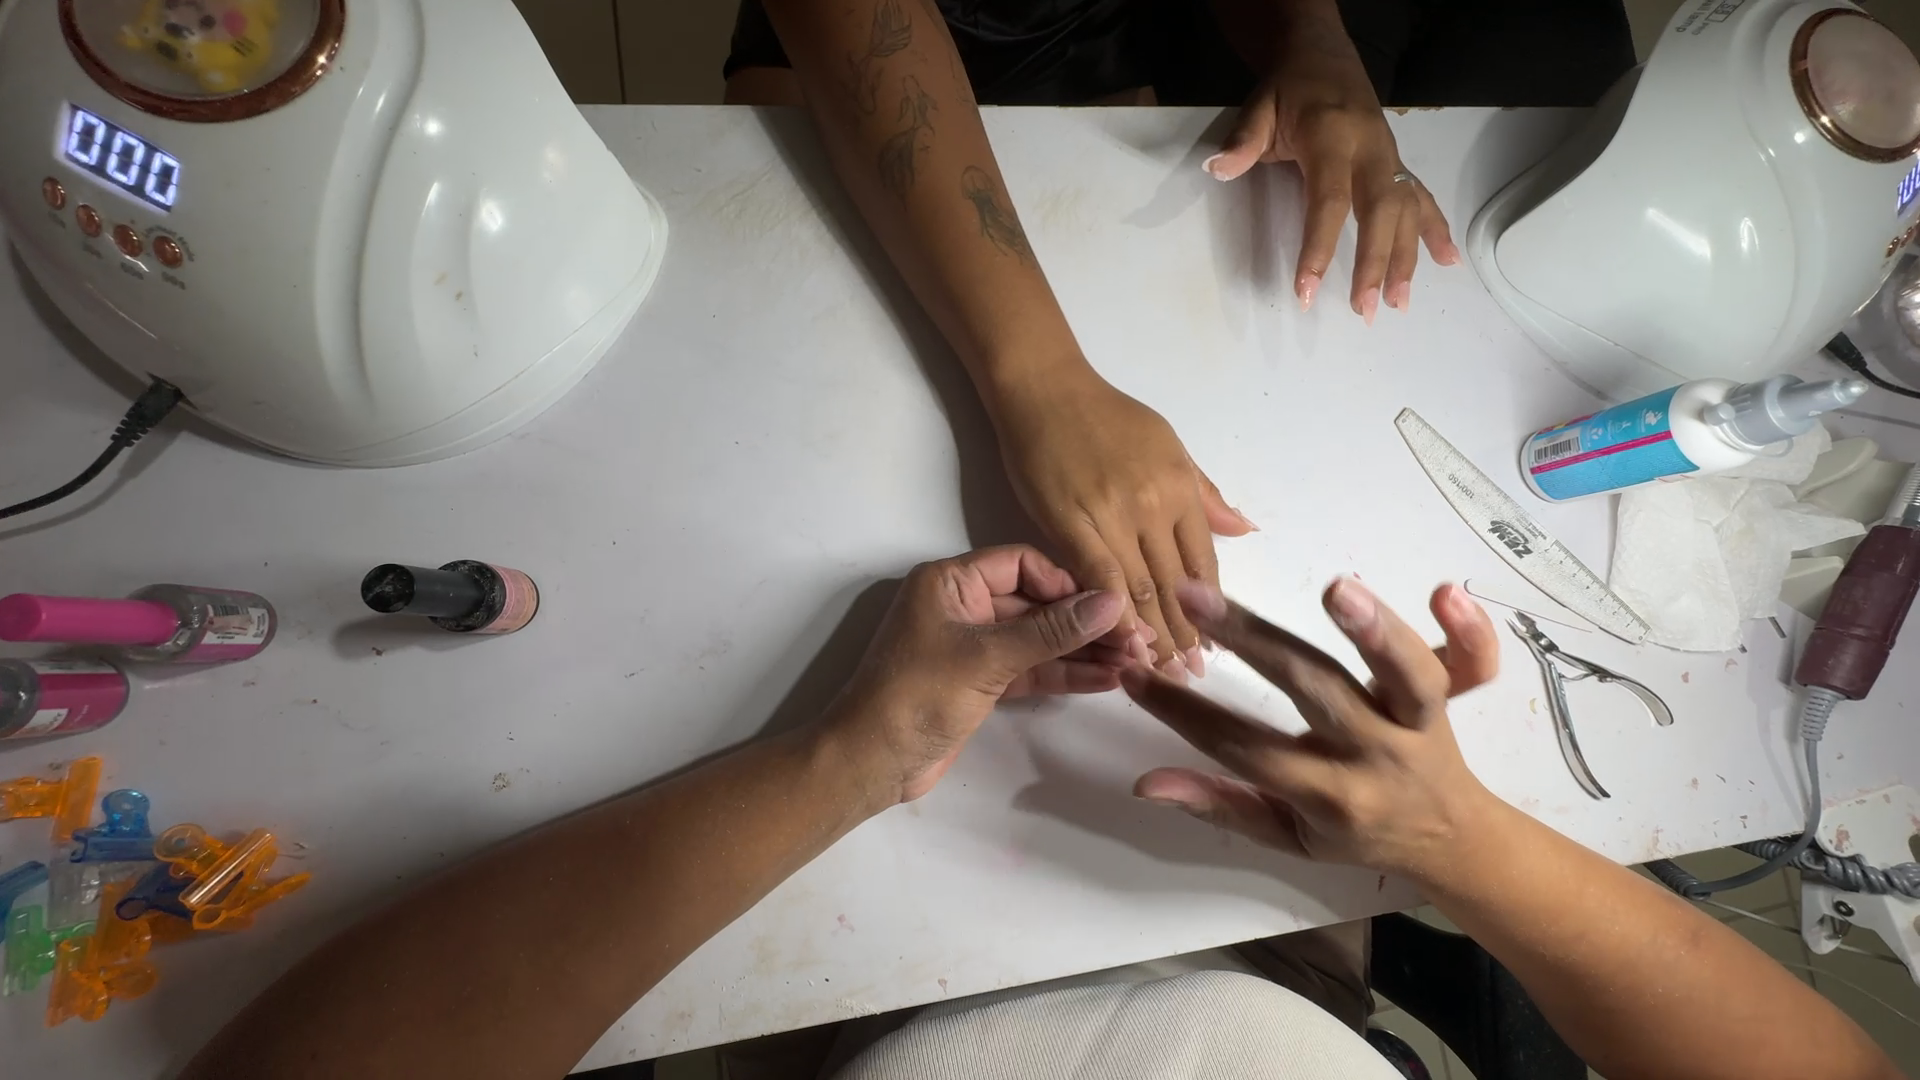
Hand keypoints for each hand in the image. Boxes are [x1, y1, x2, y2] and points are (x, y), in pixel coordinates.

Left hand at [829, 545, 1126, 803]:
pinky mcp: (983, 681)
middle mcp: (965, 605)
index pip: (1022, 564)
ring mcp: (976, 645)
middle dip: (1084, 621)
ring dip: (1082, 649)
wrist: (874, 762)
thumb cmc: (919, 695)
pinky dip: (1064, 672)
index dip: (1067, 582)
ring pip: (1038, 638)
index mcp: (951, 581)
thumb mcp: (987, 657)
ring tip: (1134, 660)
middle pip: (1036, 602)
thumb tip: (1112, 603)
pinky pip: (1031, 667)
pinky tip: (1106, 679)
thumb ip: (1051, 630)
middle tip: (1137, 637)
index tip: (1111, 605)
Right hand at [992, 372, 1255, 678]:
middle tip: (1193, 676)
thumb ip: (1203, 492)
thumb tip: (1244, 529)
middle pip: (1177, 585)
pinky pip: (1098, 578)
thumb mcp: (1167, 444)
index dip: (1210, 609)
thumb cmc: (1105, 417)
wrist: (1045, 391)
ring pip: (1141, 589)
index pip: (1203, 562)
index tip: (1213, 645)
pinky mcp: (1070, 523)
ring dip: (1154, 635)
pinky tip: (1123, 642)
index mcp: (1181, 487)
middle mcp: (1155, 505)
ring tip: (1164, 672)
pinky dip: (1113, 614)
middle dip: (1186, 635)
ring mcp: (1114, 515)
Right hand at [1123, 576, 1501, 879]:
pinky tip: (1444, 591)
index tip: (1134, 670)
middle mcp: (1377, 755)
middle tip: (1193, 595)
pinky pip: (1474, 668)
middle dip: (1251, 640)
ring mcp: (1421, 725)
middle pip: (1315, 692)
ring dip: (1373, 631)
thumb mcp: (1284, 836)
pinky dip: (1470, 633)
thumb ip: (1220, 805)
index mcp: (1330, 796)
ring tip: (1335, 587)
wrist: (1455, 841)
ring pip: (1408, 678)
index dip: (1182, 712)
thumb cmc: (1353, 833)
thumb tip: (1145, 783)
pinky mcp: (1457, 701)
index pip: (1243, 748)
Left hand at [1204, 15, 1459, 320]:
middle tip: (1365, 310)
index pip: (1329, 202)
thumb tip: (1217, 167)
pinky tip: (1447, 261)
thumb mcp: (1258, 107)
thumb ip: (1242, 139)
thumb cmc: (1286, 89)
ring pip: (1407, 210)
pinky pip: (1422, 197)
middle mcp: (1370, 148)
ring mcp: (1388, 155)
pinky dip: (1436, 229)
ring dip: (1406, 258)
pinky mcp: (1395, 162)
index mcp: (1332, 139)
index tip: (1307, 290)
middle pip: (1380, 212)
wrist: (1320, 55)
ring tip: (1398, 304)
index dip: (1319, 248)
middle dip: (1375, 263)